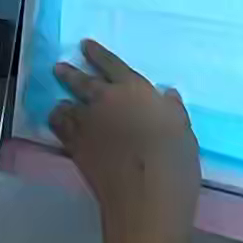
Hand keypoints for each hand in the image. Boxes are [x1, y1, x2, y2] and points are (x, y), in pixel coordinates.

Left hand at [50, 39, 200, 240]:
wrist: (145, 197)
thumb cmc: (173, 164)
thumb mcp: (184, 133)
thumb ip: (173, 110)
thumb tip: (168, 94)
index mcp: (133, 90)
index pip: (111, 64)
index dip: (97, 53)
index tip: (85, 45)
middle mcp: (105, 98)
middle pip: (82, 79)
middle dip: (69, 72)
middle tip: (58, 66)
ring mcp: (87, 119)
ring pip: (68, 102)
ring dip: (64, 100)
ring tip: (60, 101)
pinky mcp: (74, 141)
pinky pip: (59, 124)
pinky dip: (58, 121)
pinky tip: (59, 123)